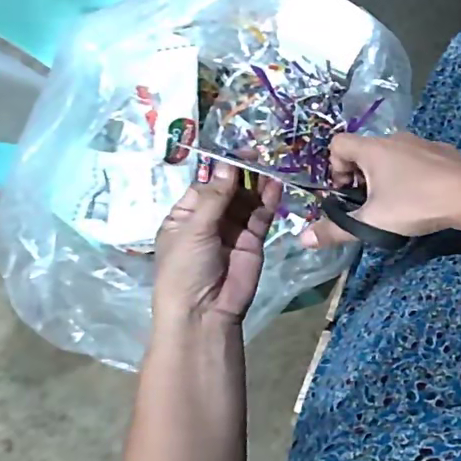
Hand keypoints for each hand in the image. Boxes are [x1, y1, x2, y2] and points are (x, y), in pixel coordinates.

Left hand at [153, 163, 282, 325]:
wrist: (204, 313)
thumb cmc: (185, 269)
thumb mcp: (193, 229)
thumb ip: (215, 197)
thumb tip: (228, 164)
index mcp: (184, 215)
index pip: (204, 184)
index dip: (220, 166)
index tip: (237, 148)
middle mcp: (208, 220)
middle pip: (228, 189)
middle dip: (242, 171)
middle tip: (260, 151)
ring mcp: (232, 230)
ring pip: (247, 199)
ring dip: (257, 182)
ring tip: (271, 162)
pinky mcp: (253, 240)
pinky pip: (261, 215)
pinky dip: (269, 199)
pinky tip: (276, 183)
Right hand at [300, 133, 460, 249]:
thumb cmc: (415, 204)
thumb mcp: (372, 222)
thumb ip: (336, 230)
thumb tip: (303, 239)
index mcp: (373, 149)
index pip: (338, 144)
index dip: (334, 168)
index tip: (346, 193)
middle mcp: (395, 138)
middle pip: (365, 150)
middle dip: (360, 175)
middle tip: (369, 203)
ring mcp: (421, 142)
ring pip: (392, 154)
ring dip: (386, 174)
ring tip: (396, 202)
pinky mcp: (443, 151)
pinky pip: (416, 158)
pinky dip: (411, 173)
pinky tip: (423, 196)